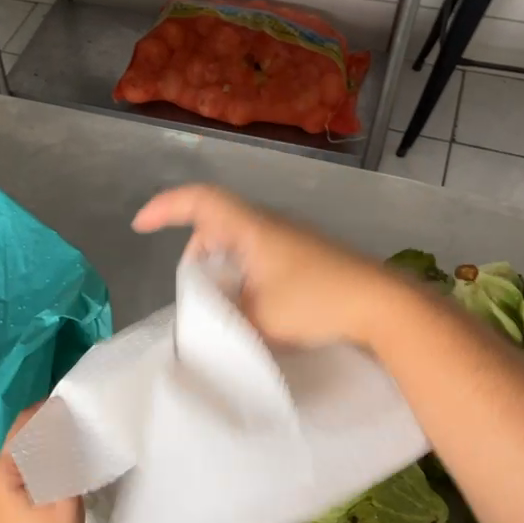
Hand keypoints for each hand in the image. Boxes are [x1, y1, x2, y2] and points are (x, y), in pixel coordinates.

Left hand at [0, 405, 83, 522]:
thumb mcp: (61, 497)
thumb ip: (61, 459)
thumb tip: (62, 429)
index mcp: (2, 473)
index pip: (22, 426)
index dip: (46, 410)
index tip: (73, 402)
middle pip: (20, 439)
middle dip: (47, 425)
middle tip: (79, 417)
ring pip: (23, 455)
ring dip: (46, 443)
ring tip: (76, 436)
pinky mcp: (7, 506)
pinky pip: (24, 471)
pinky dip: (43, 461)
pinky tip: (64, 463)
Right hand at [132, 184, 415, 350]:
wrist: (382, 305)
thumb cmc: (317, 303)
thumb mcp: (260, 319)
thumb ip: (226, 319)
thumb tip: (208, 321)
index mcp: (253, 229)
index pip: (200, 201)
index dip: (166, 207)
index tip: (141, 225)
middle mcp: (271, 225)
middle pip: (219, 221)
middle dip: (195, 247)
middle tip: (191, 283)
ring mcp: (294, 239)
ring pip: (242, 239)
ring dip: (222, 263)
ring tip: (220, 299)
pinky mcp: (310, 256)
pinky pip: (262, 253)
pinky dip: (244, 270)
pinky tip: (254, 303)